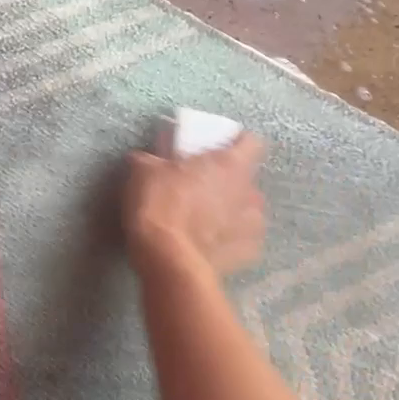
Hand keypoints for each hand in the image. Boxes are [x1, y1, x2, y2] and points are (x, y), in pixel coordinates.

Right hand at [124, 131, 266, 278]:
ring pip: (245, 208)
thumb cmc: (159, 204)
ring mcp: (255, 223)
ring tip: (201, 218)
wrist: (169, 257)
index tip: (217, 147)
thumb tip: (150, 157)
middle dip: (224, 180)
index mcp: (229, 164)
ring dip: (228, 208)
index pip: (252, 142)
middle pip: (244, 178)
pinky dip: (227, 236)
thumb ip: (152, 159)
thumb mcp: (142, 170)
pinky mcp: (251, 251)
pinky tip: (205, 241)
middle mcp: (251, 191)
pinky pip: (241, 236)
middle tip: (196, 186)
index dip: (236, 142)